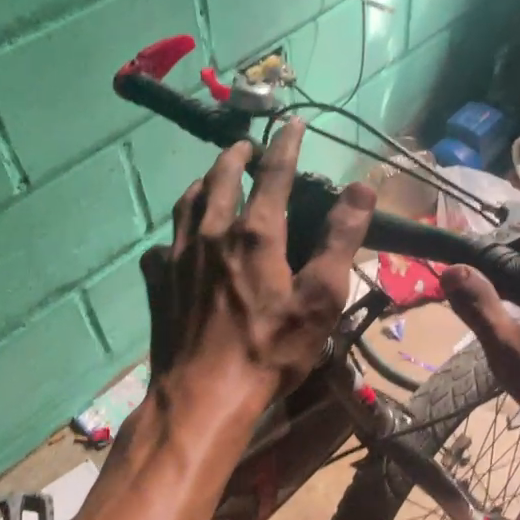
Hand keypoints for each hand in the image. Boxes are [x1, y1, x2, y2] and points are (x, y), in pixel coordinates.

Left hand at [140, 119, 375, 401]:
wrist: (202, 397)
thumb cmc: (270, 350)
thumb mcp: (321, 299)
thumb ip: (340, 239)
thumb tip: (362, 187)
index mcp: (255, 233)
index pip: (274, 172)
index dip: (286, 144)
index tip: (292, 123)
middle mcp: (212, 231)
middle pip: (221, 177)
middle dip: (237, 154)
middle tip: (249, 147)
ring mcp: (178, 256)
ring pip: (187, 202)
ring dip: (203, 182)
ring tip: (213, 179)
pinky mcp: (157, 281)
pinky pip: (163, 244)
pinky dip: (176, 234)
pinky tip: (180, 244)